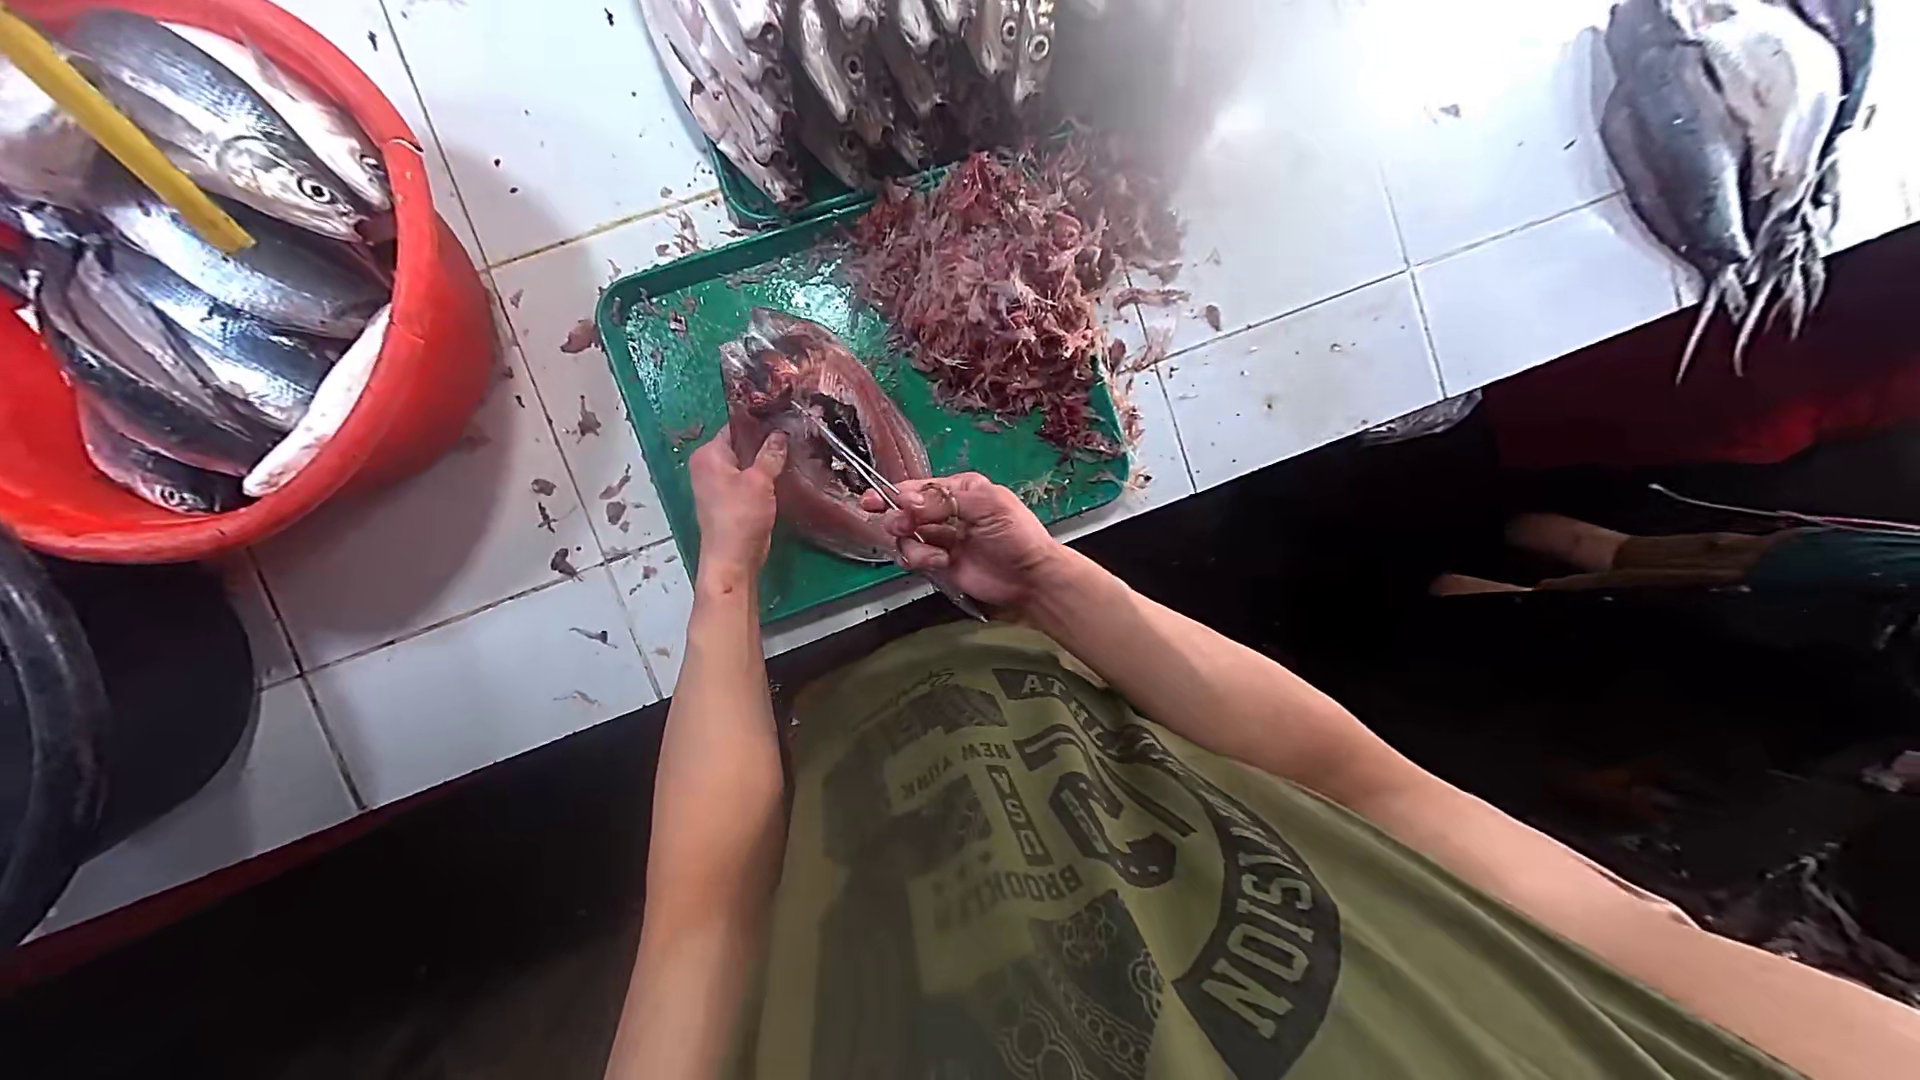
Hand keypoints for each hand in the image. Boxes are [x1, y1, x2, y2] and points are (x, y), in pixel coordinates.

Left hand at [689, 426, 787, 582]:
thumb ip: (770, 454)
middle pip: (742, 444)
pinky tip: (787, 473)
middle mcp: (710, 466)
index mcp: (709, 455)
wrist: (733, 559)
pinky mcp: (733, 500)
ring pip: (748, 463)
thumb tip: (780, 433)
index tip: (785, 416)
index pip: (736, 427)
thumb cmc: (740, 517)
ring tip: (796, 451)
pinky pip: (751, 480)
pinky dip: (766, 477)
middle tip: (796, 433)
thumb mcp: (759, 481)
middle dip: (767, 441)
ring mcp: (720, 484)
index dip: (760, 421)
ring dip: (768, 461)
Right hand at [859, 473, 1065, 611]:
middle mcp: (947, 512)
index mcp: (960, 490)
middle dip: (900, 519)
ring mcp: (942, 538)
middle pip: (905, 511)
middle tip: (904, 527)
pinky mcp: (940, 563)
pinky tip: (940, 562)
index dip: (896, 494)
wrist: (1030, 578)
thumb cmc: (1017, 536)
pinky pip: (914, 557)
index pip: (919, 488)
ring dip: (913, 545)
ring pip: (906, 536)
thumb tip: (905, 500)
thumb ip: (945, 500)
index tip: (875, 501)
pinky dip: (920, 560)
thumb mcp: (986, 505)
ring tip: (935, 554)